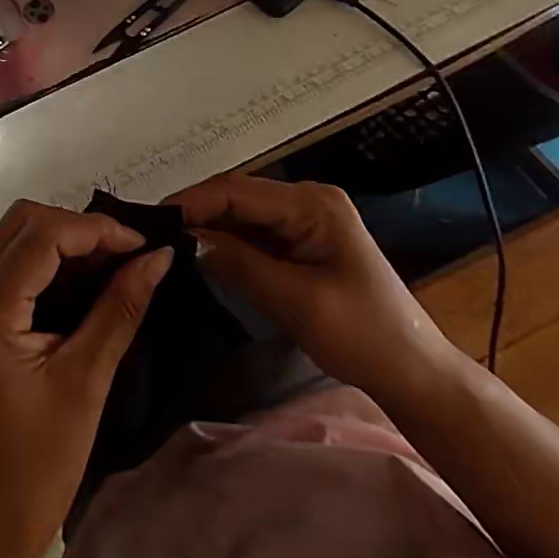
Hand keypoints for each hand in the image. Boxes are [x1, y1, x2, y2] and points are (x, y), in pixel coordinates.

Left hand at [0, 200, 173, 557]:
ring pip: (16, 240)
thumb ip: (120, 308)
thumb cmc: (38, 465)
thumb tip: (160, 256)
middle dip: (81, 228)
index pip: (41, 237)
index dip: (97, 229)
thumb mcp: (86, 382)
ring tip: (118, 263)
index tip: (145, 244)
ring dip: (67, 241)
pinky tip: (89, 280)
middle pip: (22, 224)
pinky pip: (13, 268)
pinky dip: (53, 262)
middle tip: (130, 253)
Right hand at [163, 175, 458, 396]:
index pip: (237, 191)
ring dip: (208, 227)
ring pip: (243, 215)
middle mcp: (308, 200)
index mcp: (313, 204)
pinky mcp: (302, 242)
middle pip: (238, 197)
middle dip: (196, 211)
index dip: (191, 201)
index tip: (149, 221)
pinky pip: (256, 235)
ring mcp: (306, 220)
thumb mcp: (296, 301)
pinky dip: (228, 243)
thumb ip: (241, 264)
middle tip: (150, 234)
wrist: (409, 367)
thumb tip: (190, 240)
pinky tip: (200, 254)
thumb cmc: (361, 334)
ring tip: (165, 242)